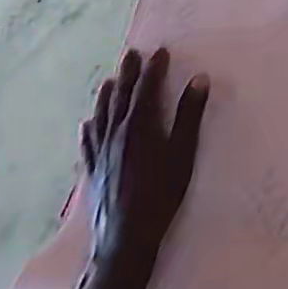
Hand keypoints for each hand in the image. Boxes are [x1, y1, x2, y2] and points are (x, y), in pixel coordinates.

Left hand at [76, 48, 209, 288]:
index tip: (160, 51)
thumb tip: (199, 79)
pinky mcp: (93, 170)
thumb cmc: (161, 192)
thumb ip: (190, 115)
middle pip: (121, 96)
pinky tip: (87, 122)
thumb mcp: (183, 153)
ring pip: (102, 115)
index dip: (154, 68)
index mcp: (140, 125)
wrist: (126, 237)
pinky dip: (89, 128)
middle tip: (130, 53)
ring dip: (106, 94)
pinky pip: (88, 142)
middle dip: (128, 73)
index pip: (147, 88)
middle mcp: (117, 132)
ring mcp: (102, 152)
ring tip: (108, 80)